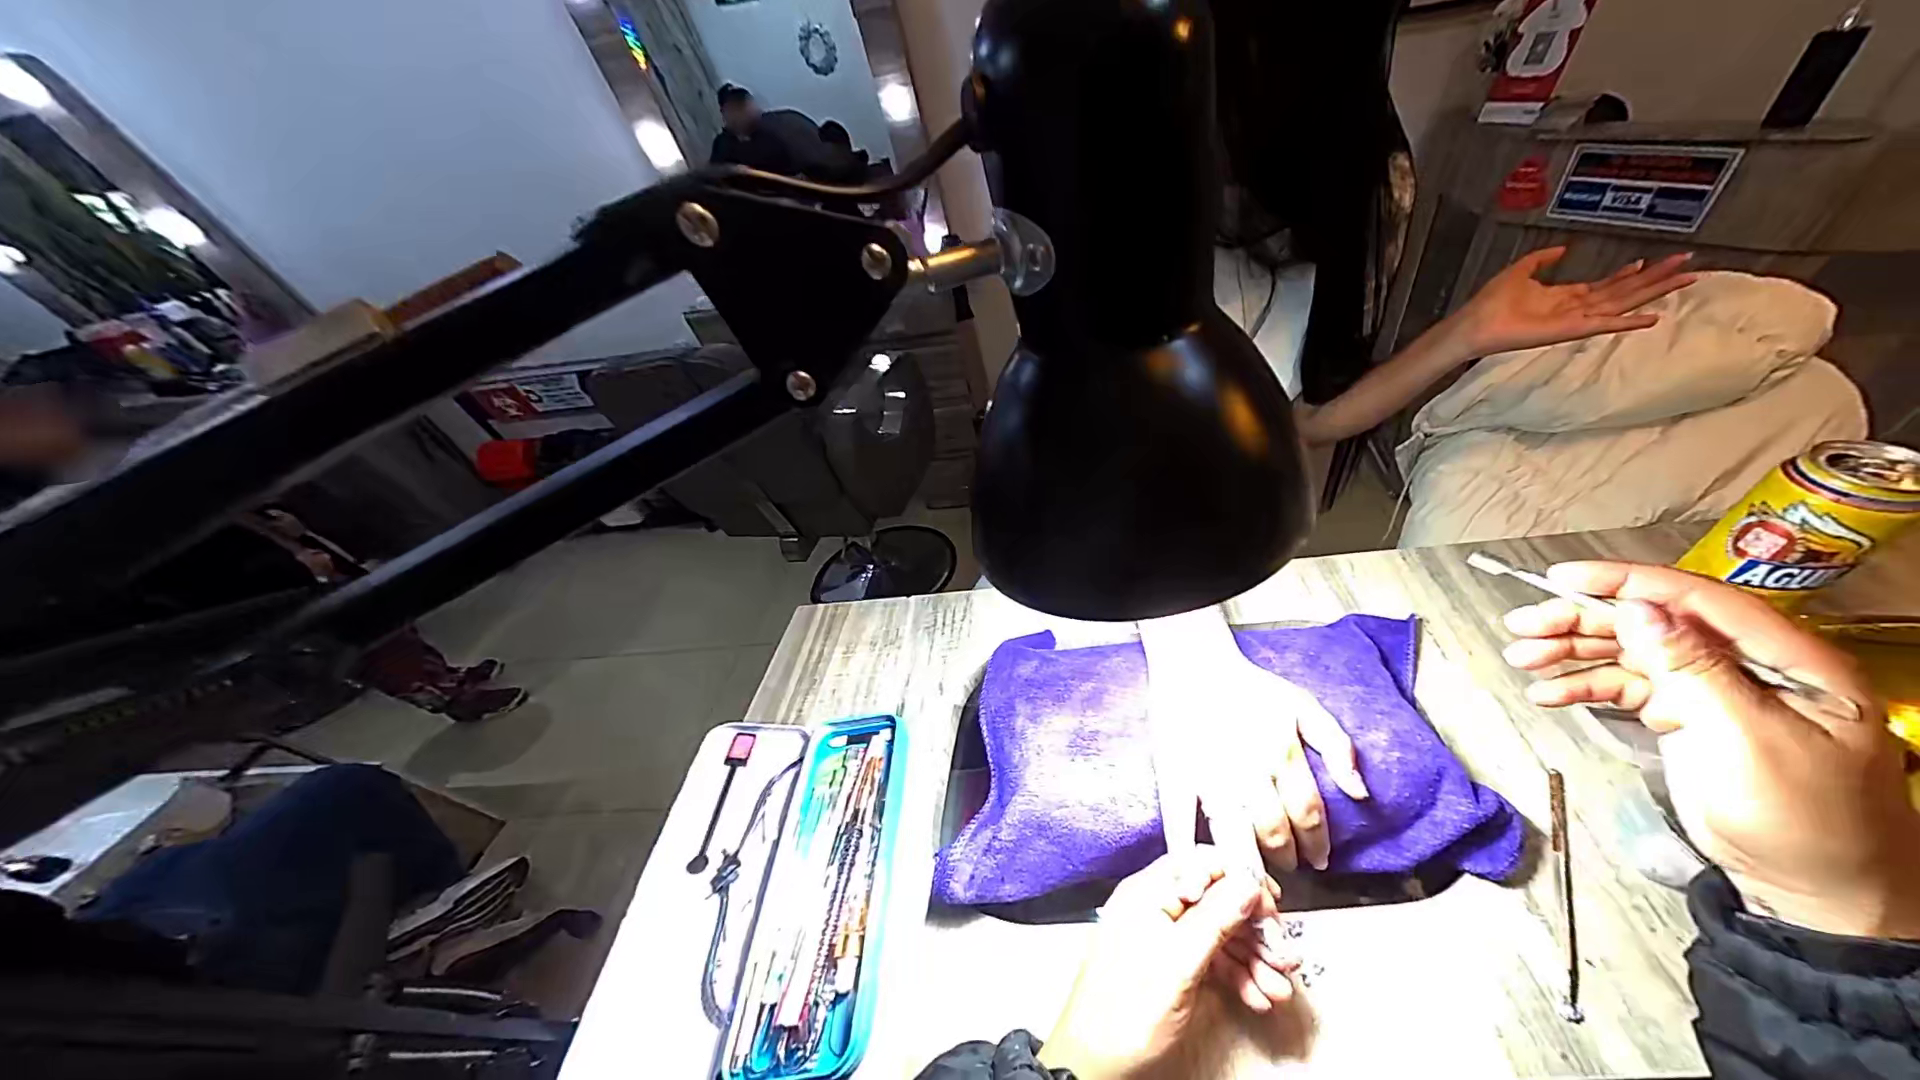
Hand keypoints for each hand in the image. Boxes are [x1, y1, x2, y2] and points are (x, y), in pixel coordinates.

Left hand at [1041, 848, 1296, 1079]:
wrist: (1096, 1064)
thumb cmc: (1126, 1012)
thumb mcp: (1178, 963)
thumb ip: (1214, 919)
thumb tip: (1246, 880)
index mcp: (1148, 892)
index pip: (1202, 864)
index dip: (1240, 880)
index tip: (1272, 908)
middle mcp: (1155, 905)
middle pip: (1215, 899)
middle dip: (1255, 928)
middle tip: (1285, 958)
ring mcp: (1163, 935)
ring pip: (1218, 931)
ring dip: (1254, 958)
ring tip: (1278, 988)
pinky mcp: (1170, 964)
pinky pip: (1211, 957)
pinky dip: (1238, 975)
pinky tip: (1258, 997)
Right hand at [1140, 609, 1368, 873]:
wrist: (1192, 663)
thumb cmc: (1248, 685)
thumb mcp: (1302, 704)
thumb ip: (1337, 746)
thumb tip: (1361, 794)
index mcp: (1282, 754)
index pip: (1309, 814)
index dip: (1319, 844)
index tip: (1321, 860)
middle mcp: (1248, 772)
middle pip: (1274, 832)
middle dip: (1287, 860)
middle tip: (1288, 871)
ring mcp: (1208, 776)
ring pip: (1234, 835)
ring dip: (1248, 869)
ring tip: (1255, 888)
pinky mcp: (1174, 775)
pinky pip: (1178, 820)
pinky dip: (1185, 852)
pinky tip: (1192, 877)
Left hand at [1445, 247, 1697, 358]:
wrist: (1473, 326)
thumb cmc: (1490, 302)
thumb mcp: (1519, 271)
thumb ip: (1541, 259)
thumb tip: (1563, 247)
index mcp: (1560, 296)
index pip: (1602, 285)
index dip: (1626, 274)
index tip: (1648, 260)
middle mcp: (1572, 308)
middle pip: (1621, 292)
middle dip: (1654, 278)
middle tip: (1688, 265)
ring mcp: (1573, 320)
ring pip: (1622, 303)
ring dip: (1654, 291)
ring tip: (1687, 278)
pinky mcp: (1570, 330)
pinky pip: (1603, 325)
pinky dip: (1627, 322)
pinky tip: (1653, 318)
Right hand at [1501, 561, 1919, 937]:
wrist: (1813, 891)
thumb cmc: (1802, 820)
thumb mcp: (1746, 738)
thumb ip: (1693, 668)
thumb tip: (1641, 610)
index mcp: (1788, 661)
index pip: (1698, 601)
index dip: (1627, 582)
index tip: (1563, 577)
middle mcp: (1745, 666)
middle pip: (1649, 623)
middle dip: (1581, 621)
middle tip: (1523, 626)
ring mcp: (1711, 690)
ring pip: (1628, 650)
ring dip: (1571, 651)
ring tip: (1523, 657)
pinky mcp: (1683, 714)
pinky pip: (1622, 686)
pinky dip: (1581, 686)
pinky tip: (1549, 693)